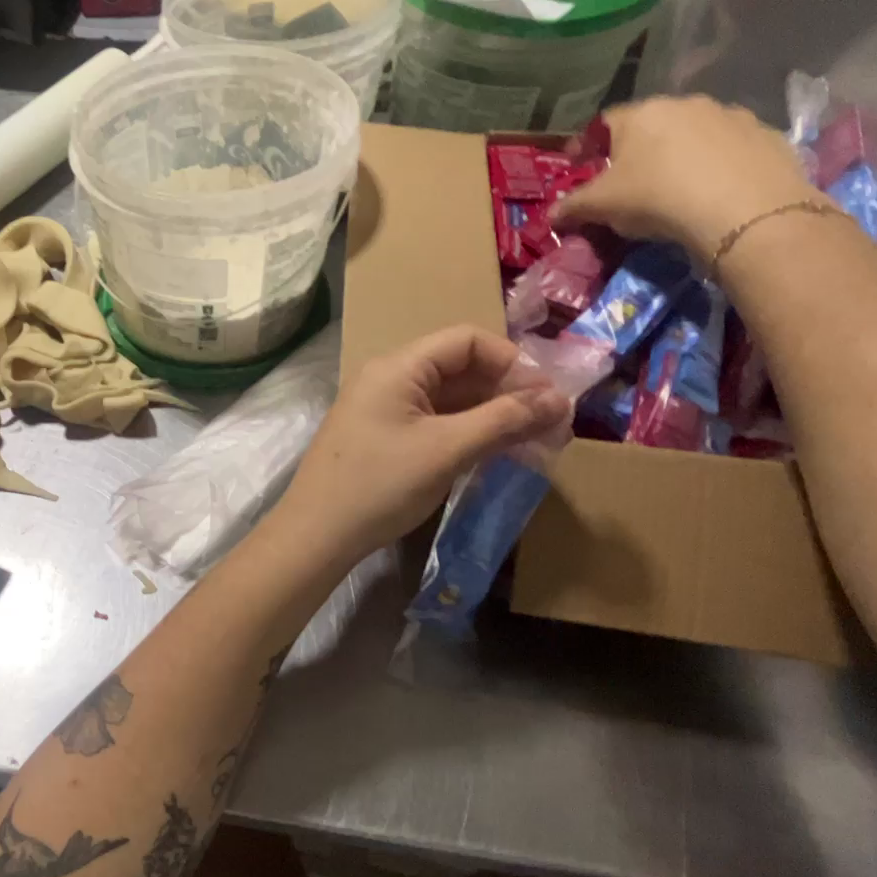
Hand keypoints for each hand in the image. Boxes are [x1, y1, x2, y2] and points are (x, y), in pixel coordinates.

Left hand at [273, 326, 569, 563]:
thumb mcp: (447, 450)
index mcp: (397, 368)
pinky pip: (433, 423)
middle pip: (459, 368)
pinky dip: (467, 433)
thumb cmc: (380, 485)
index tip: (549, 396)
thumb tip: (560, 401)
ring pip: (449, 400)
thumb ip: (505, 420)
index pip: (467, 341)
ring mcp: (382, 411)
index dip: (513, 362)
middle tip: (552, 424)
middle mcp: (387, 380)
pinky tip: (496, 453)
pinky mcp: (382, 440)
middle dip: (508, 392)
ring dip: (491, 415)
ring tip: (535, 441)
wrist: (316, 534)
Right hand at [554, 96, 825, 261]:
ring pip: (692, 134)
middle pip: (651, 125)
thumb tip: (551, 215)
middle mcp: (685, 104)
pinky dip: (717, 164)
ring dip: (680, 154)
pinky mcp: (764, 134)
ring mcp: (730, 115)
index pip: (603, 124)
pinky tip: (713, 192)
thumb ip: (572, 207)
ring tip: (675, 189)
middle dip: (637, 150)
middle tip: (628, 183)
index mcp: (640, 115)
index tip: (582, 168)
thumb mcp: (601, 208)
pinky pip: (729, 148)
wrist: (743, 210)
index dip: (588, 146)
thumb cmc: (656, 198)